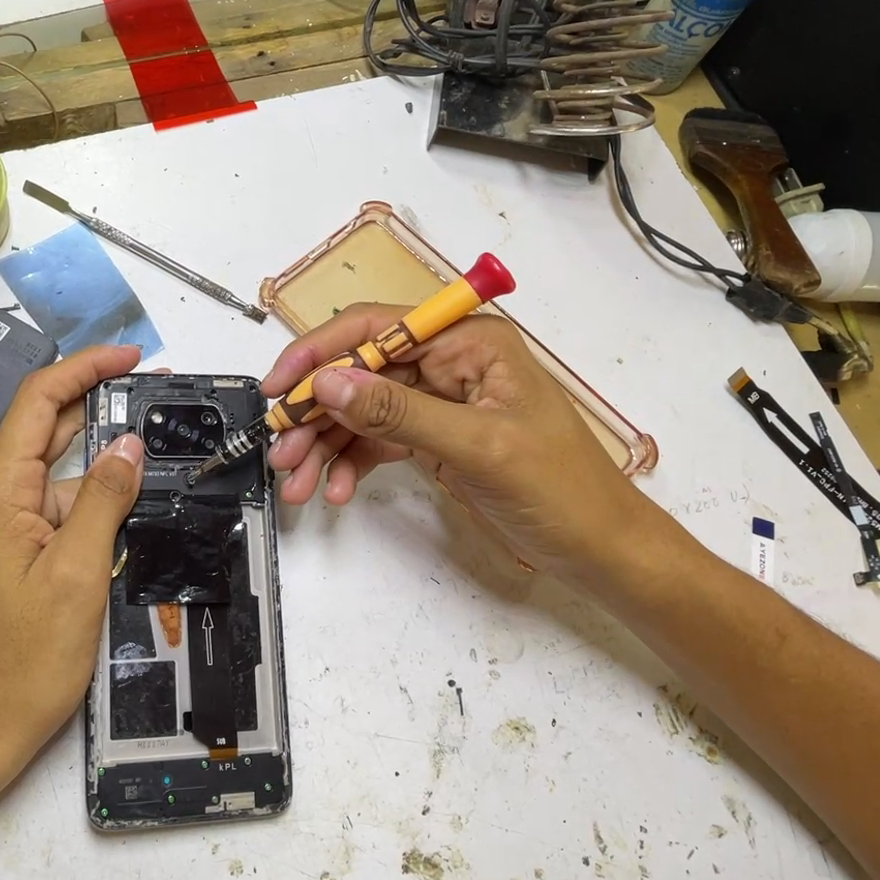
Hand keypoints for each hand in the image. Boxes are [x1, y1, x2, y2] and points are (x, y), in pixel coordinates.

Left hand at [0, 345, 145, 782]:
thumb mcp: (79, 573)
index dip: (84, 368)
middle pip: (46, 428)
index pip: (38, 402)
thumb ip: (105, 500)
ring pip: (56, 470)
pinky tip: (130, 505)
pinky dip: (92, 497)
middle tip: (155, 392)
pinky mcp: (13, 548)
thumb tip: (128, 443)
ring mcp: (1, 523)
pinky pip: (56, 505)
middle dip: (98, 402)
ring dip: (101, 456)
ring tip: (155, 451)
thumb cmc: (27, 657)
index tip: (132, 358)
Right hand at [262, 305, 660, 577]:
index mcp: (467, 341)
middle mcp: (447, 363)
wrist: (600, 550)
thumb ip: (399, 412)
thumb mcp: (478, 447)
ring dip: (324, 446)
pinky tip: (338, 491)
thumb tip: (327, 383)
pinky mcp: (432, 438)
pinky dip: (351, 464)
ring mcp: (437, 403)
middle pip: (358, 374)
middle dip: (315, 414)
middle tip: (281, 454)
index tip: (278, 389)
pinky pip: (375, 442)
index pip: (375, 328)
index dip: (319, 353)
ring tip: (298, 485)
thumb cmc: (560, 489)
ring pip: (359, 412)